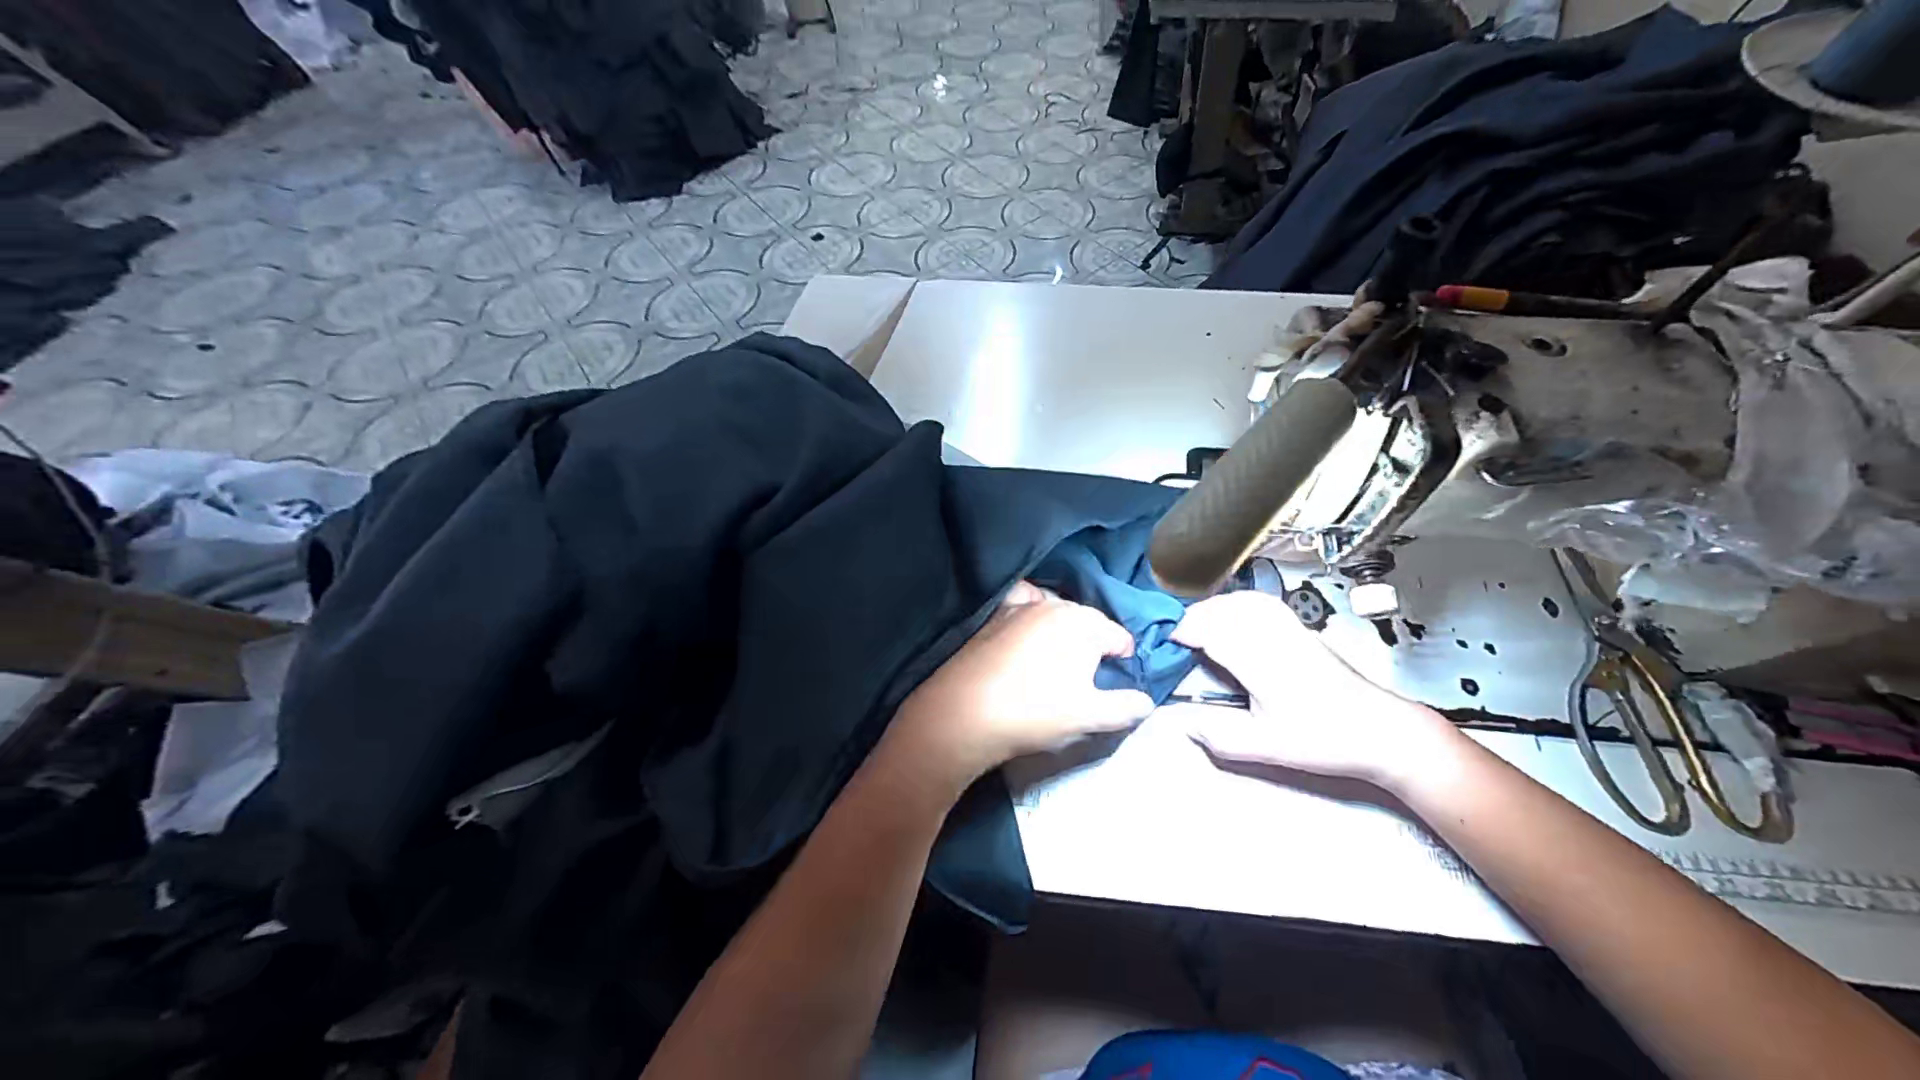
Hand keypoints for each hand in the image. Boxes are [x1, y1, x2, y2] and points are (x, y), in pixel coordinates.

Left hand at [886, 582, 1155, 790]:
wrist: (963, 714)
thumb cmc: (1034, 713)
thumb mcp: (1090, 716)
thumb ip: (1126, 706)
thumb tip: (1147, 701)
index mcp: (1083, 622)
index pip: (1118, 636)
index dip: (1125, 659)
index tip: (1120, 680)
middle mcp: (1052, 605)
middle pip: (1087, 622)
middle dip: (1093, 645)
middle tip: (1088, 678)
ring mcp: (1018, 607)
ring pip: (1054, 614)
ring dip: (1062, 633)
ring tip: (1057, 664)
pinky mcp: (991, 616)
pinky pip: (1021, 607)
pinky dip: (1029, 615)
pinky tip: (1025, 635)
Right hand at [1171, 591, 1460, 790]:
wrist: (1382, 731)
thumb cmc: (1325, 740)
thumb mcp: (1267, 748)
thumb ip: (1220, 736)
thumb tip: (1184, 724)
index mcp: (1262, 662)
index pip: (1212, 630)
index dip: (1183, 632)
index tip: (1163, 642)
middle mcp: (1275, 637)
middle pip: (1224, 609)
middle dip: (1192, 617)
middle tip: (1173, 637)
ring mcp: (1291, 629)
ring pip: (1242, 601)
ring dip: (1213, 608)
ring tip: (1195, 625)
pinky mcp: (1301, 630)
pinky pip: (1262, 602)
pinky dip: (1237, 603)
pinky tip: (1230, 616)